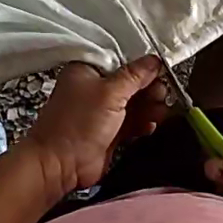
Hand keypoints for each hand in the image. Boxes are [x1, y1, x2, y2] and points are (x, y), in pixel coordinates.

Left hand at [19, 57, 167, 197]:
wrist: (61, 164)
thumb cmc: (75, 125)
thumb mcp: (109, 93)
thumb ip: (134, 76)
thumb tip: (154, 61)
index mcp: (88, 70)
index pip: (120, 58)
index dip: (141, 63)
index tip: (161, 68)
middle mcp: (94, 87)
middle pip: (131, 82)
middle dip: (149, 87)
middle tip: (162, 93)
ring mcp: (102, 110)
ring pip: (134, 103)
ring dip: (150, 106)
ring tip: (161, 110)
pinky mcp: (110, 131)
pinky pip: (133, 122)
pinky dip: (144, 122)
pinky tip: (152, 124)